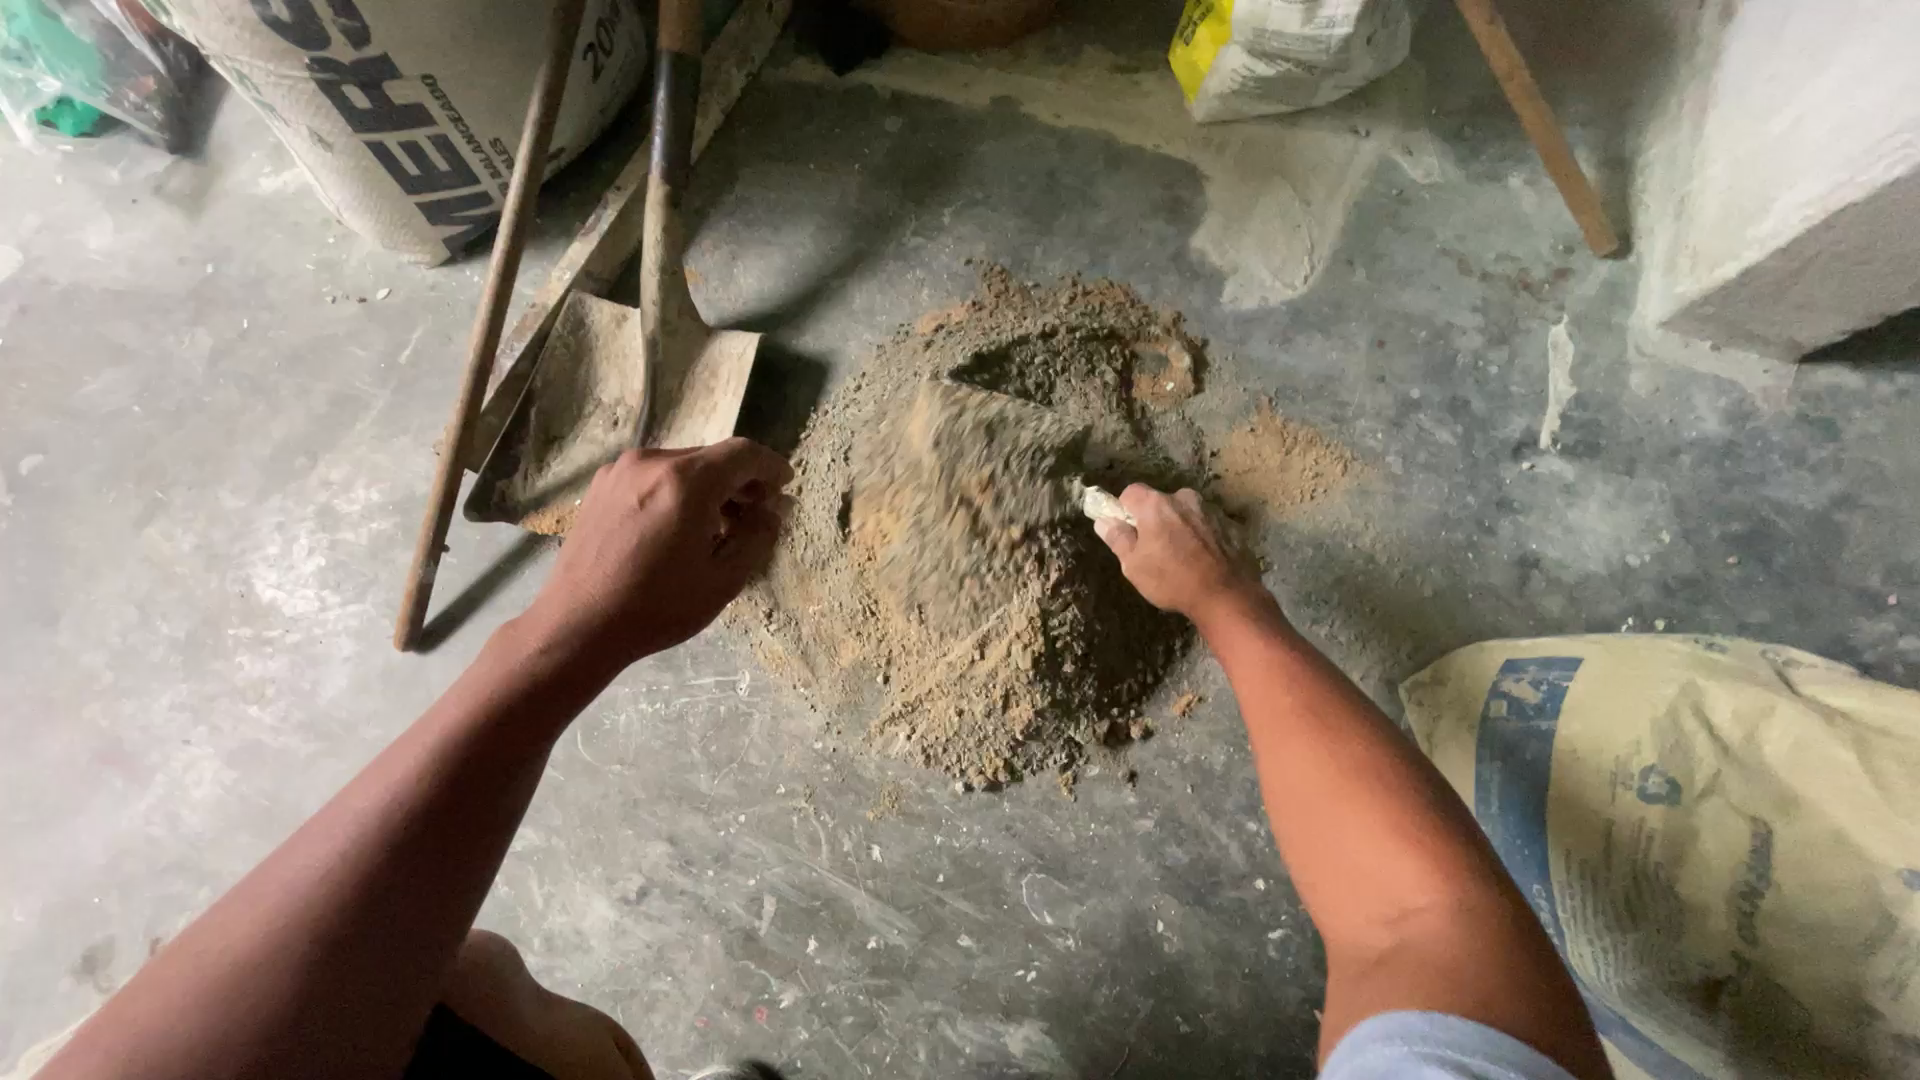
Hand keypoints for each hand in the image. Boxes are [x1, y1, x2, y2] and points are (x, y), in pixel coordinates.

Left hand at [521, 438, 792, 670]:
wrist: (578, 625)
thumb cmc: (657, 607)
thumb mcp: (724, 579)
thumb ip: (758, 536)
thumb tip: (774, 510)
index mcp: (686, 481)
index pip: (743, 453)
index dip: (771, 467)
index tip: (786, 486)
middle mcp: (652, 462)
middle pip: (712, 458)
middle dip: (741, 481)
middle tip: (755, 515)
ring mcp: (621, 471)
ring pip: (683, 466)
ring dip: (709, 488)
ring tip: (718, 527)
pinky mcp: (601, 486)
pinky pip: (655, 476)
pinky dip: (678, 491)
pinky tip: (679, 528)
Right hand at [1093, 484, 1272, 626]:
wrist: (1226, 596)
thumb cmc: (1172, 580)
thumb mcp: (1134, 565)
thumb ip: (1118, 538)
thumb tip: (1103, 521)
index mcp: (1156, 505)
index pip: (1131, 492)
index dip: (1124, 509)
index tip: (1127, 530)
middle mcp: (1185, 499)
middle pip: (1161, 503)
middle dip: (1154, 520)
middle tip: (1155, 549)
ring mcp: (1211, 511)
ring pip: (1186, 514)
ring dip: (1180, 528)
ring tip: (1182, 559)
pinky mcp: (1231, 526)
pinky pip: (1207, 526)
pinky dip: (1202, 538)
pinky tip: (1203, 562)